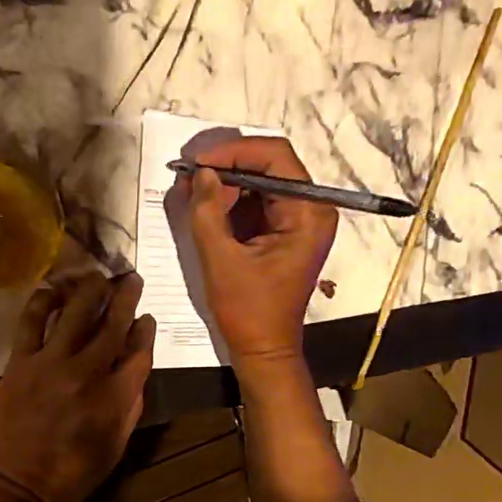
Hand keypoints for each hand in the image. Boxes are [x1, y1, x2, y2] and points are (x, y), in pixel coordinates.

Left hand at [0, 274, 156, 501]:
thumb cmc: (70, 476)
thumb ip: (130, 408)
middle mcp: (88, 372)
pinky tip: (53, 289)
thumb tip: (135, 373)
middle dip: (125, 297)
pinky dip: (42, 301)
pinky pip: (32, 321)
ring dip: (90, 289)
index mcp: (116, 397)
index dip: (146, 331)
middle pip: (112, 324)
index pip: (139, 352)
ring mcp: (52, 362)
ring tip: (98, 275)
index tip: (147, 318)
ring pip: (76, 313)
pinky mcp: (20, 362)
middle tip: (131, 278)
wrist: (14, 485)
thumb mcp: (114, 448)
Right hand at [184, 137, 337, 364]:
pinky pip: (258, 203)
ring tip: (191, 193)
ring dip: (225, 184)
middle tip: (189, 178)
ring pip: (260, 182)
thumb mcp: (221, 260)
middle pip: (269, 165)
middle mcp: (312, 209)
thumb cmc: (248, 311)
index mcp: (308, 213)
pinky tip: (205, 208)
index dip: (233, 151)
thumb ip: (207, 212)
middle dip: (226, 168)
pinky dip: (231, 202)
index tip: (197, 162)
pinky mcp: (286, 232)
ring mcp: (300, 220)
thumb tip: (199, 174)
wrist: (264, 350)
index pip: (275, 157)